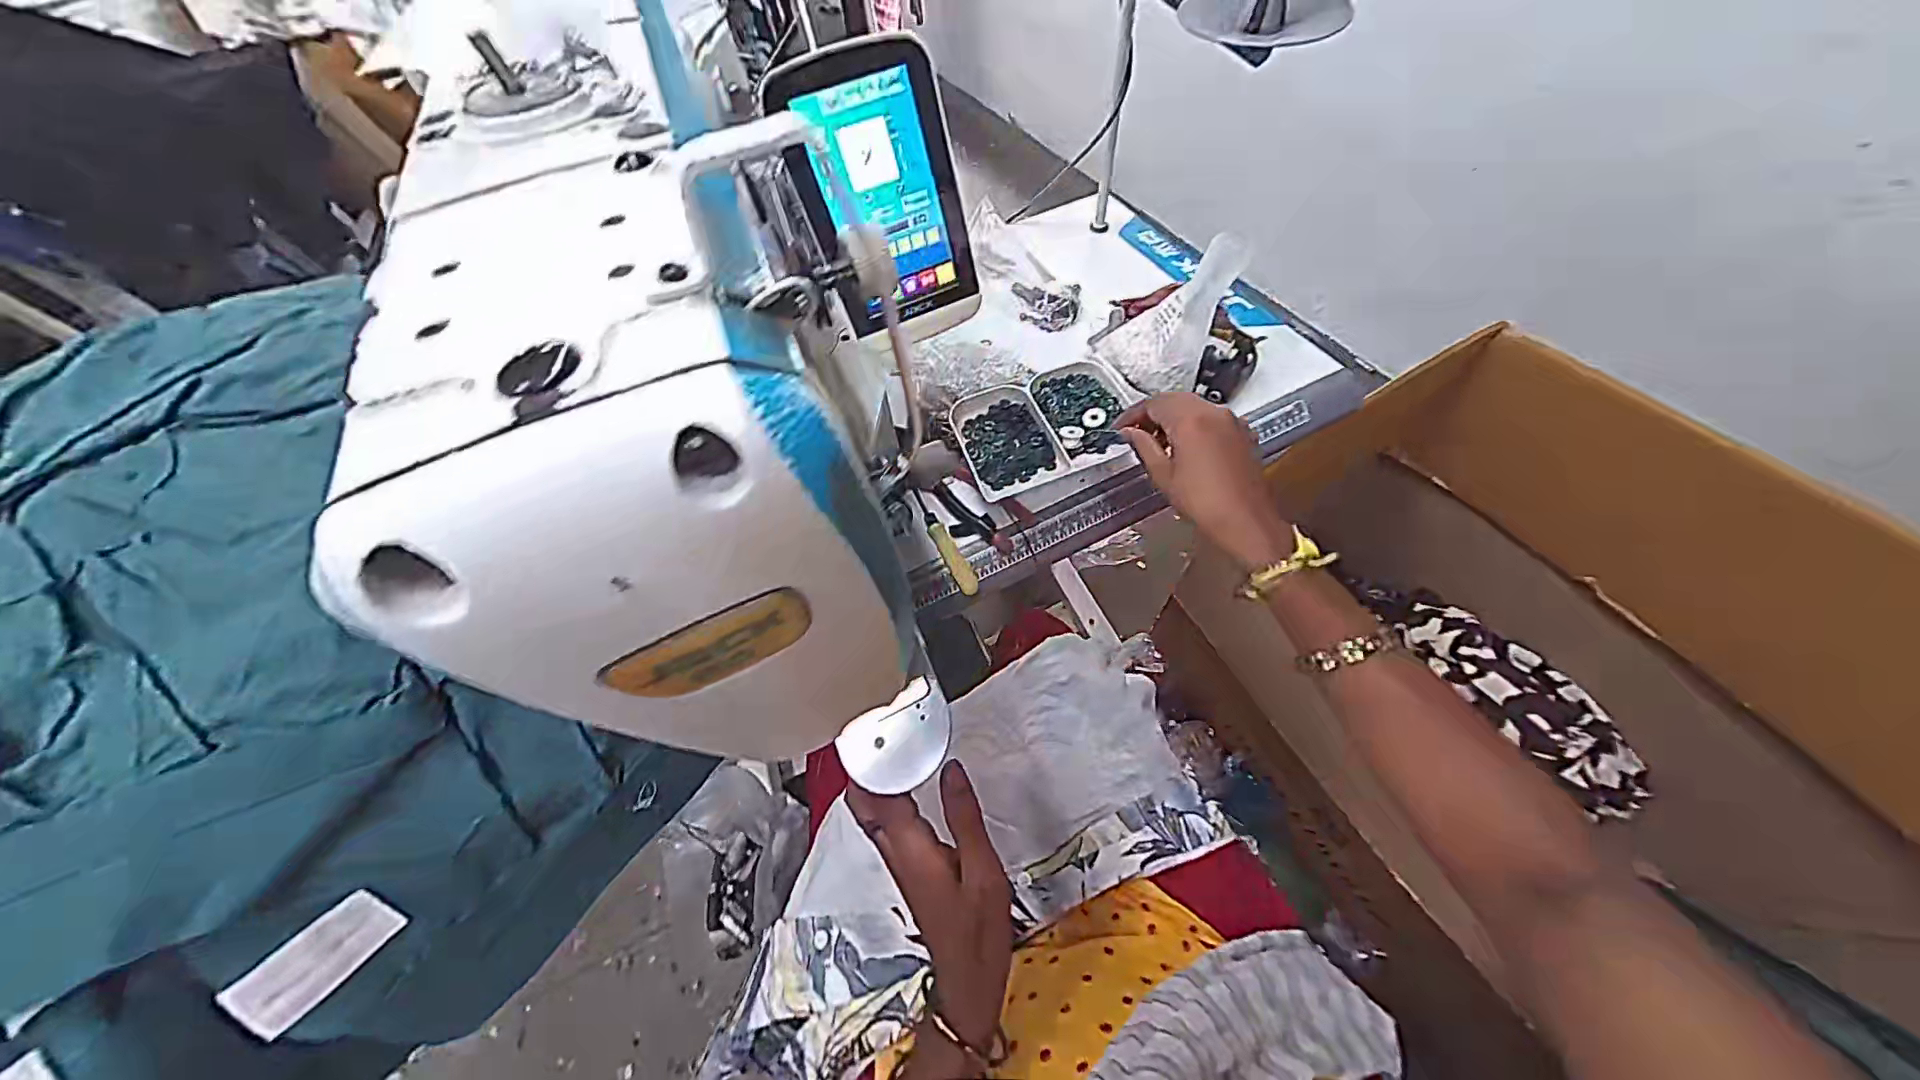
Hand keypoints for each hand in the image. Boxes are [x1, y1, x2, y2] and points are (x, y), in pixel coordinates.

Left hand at [848, 761, 1012, 1064]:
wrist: (967, 980)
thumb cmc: (978, 930)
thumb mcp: (983, 870)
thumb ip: (965, 816)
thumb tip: (952, 769)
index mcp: (910, 848)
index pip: (881, 795)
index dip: (875, 762)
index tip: (876, 730)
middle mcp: (895, 852)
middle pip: (864, 803)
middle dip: (864, 768)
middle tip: (875, 732)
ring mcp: (897, 861)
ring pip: (872, 812)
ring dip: (875, 781)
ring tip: (888, 748)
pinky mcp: (906, 867)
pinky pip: (886, 823)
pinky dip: (888, 797)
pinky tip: (904, 784)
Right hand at [1118, 392, 1296, 568]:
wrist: (1245, 521)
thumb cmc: (1207, 504)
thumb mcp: (1163, 475)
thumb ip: (1144, 447)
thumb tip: (1132, 434)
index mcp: (1191, 420)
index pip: (1153, 403)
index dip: (1133, 414)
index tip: (1123, 427)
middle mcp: (1214, 413)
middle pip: (1174, 399)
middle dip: (1152, 414)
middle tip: (1136, 432)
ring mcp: (1231, 421)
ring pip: (1193, 406)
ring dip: (1172, 418)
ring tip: (1158, 442)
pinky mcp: (1242, 432)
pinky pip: (1211, 417)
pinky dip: (1193, 424)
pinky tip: (1184, 447)